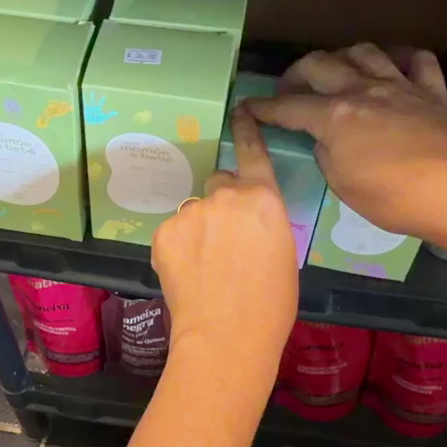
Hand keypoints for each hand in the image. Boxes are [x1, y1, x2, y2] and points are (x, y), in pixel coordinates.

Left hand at [151, 108, 297, 371]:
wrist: (227, 335)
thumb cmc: (271, 304)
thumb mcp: (283, 252)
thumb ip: (263, 222)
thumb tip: (247, 221)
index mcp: (262, 198)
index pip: (252, 152)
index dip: (245, 131)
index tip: (238, 112)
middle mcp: (224, 194)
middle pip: (220, 182)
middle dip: (222, 202)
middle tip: (225, 240)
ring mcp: (190, 212)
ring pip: (194, 210)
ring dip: (199, 227)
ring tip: (205, 266)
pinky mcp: (163, 232)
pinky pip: (173, 231)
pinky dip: (178, 247)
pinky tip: (187, 273)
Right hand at [245, 43, 446, 251]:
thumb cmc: (394, 199)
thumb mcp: (343, 186)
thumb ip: (327, 155)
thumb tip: (325, 140)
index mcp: (334, 116)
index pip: (287, 107)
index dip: (262, 108)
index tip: (247, 108)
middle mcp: (363, 90)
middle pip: (319, 64)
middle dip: (295, 74)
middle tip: (289, 90)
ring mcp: (400, 86)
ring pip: (364, 51)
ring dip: (343, 58)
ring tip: (337, 73)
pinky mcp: (433, 92)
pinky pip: (417, 60)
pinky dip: (401, 59)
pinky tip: (393, 68)